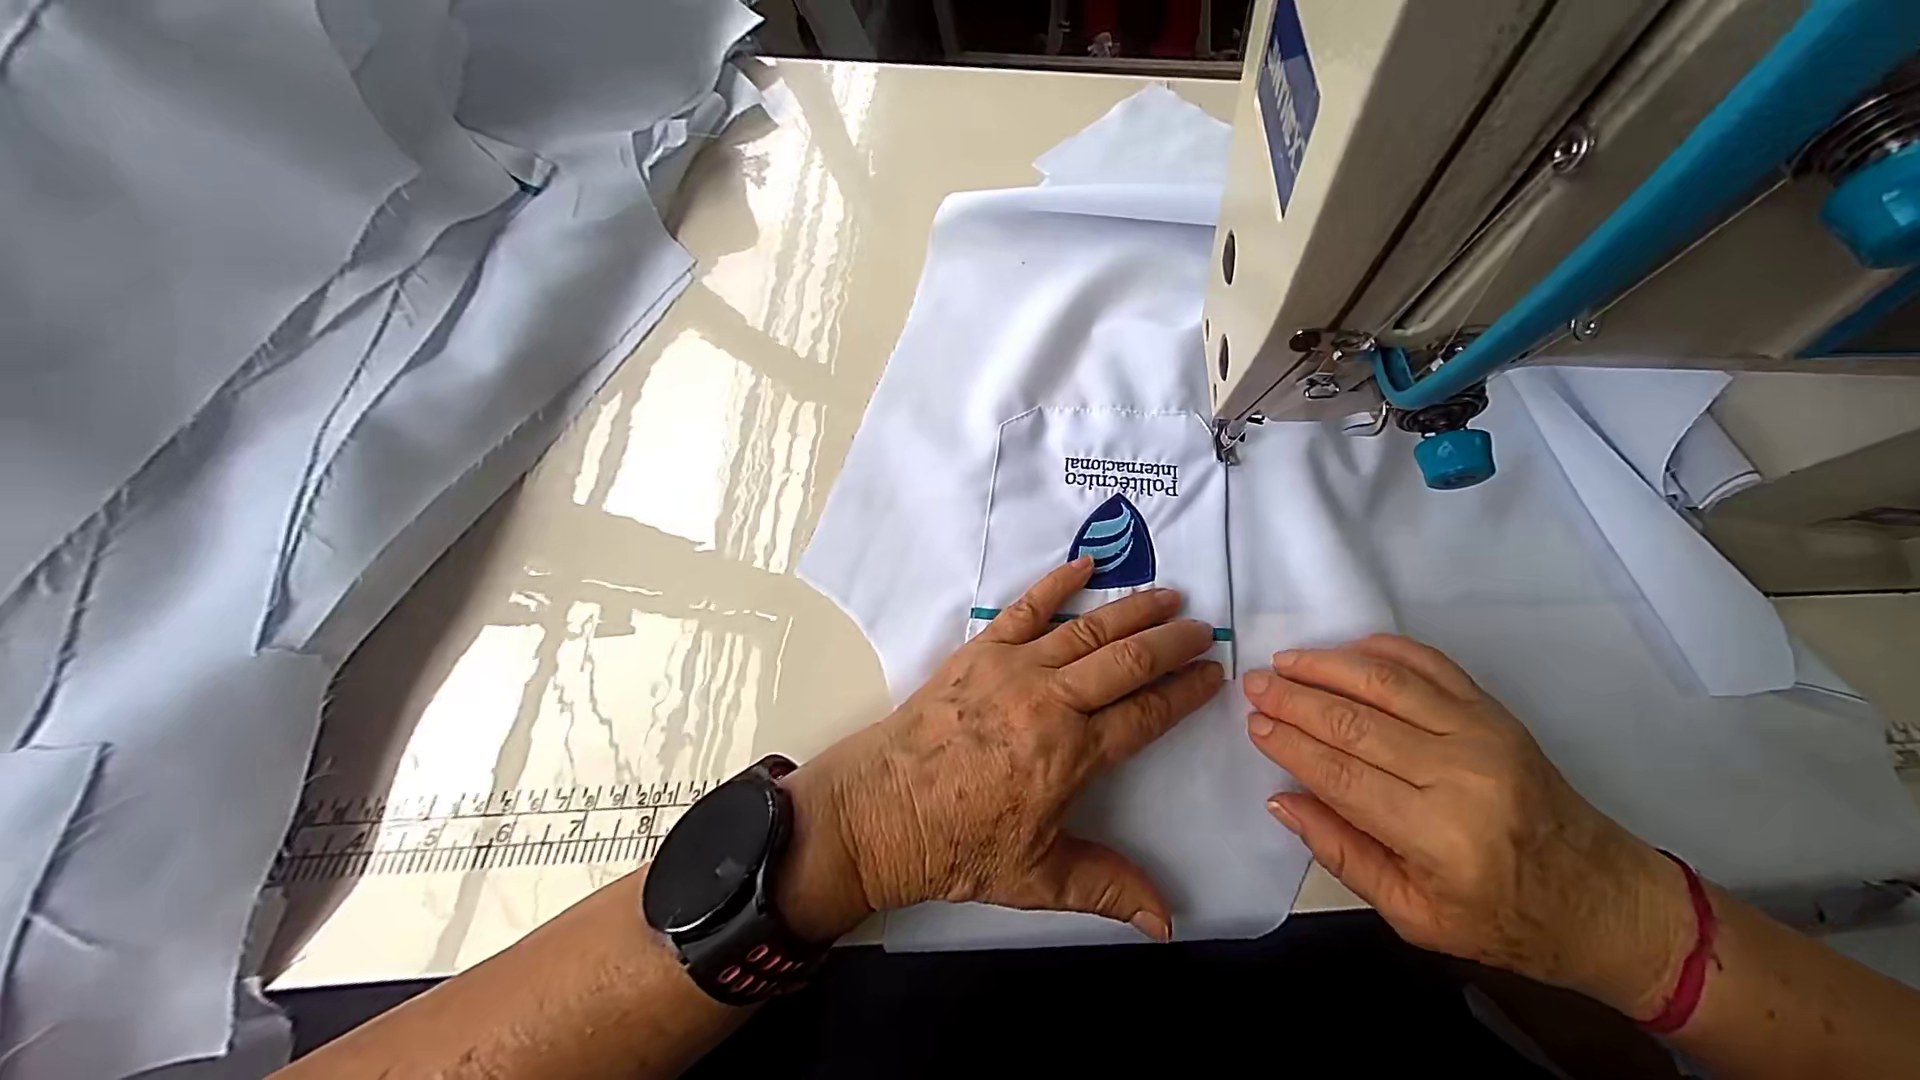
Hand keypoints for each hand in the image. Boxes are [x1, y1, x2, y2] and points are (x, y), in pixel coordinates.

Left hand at [778, 557, 1224, 943]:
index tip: (1213, 673)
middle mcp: (1049, 702)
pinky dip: (1056, 585)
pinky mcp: (978, 652)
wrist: (879, 810)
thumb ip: (1107, 888)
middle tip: (1202, 627)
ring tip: (1167, 595)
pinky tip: (1084, 566)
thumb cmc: (957, 845)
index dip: (1185, 693)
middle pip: (1126, 662)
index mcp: (1071, 755)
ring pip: (1086, 630)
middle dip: (1172, 642)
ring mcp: (1012, 669)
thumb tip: (1167, 924)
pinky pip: (1025, 609)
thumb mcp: (1037, 878)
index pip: (1146, 714)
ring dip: (1131, 610)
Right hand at [1243, 635, 1694, 1017]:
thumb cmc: (1503, 918)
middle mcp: (1462, 777)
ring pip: (1387, 682)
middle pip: (1355, 721)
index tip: (1253, 723)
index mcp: (1440, 838)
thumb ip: (1341, 853)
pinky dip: (1385, 648)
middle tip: (1254, 684)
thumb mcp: (1413, 916)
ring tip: (1285, 661)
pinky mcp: (1497, 714)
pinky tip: (1347, 648)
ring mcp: (1484, 736)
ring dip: (1327, 665)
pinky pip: (1432, 665)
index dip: (1290, 744)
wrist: (1606, 900)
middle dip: (1294, 699)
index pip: (1341, 775)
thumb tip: (1280, 800)